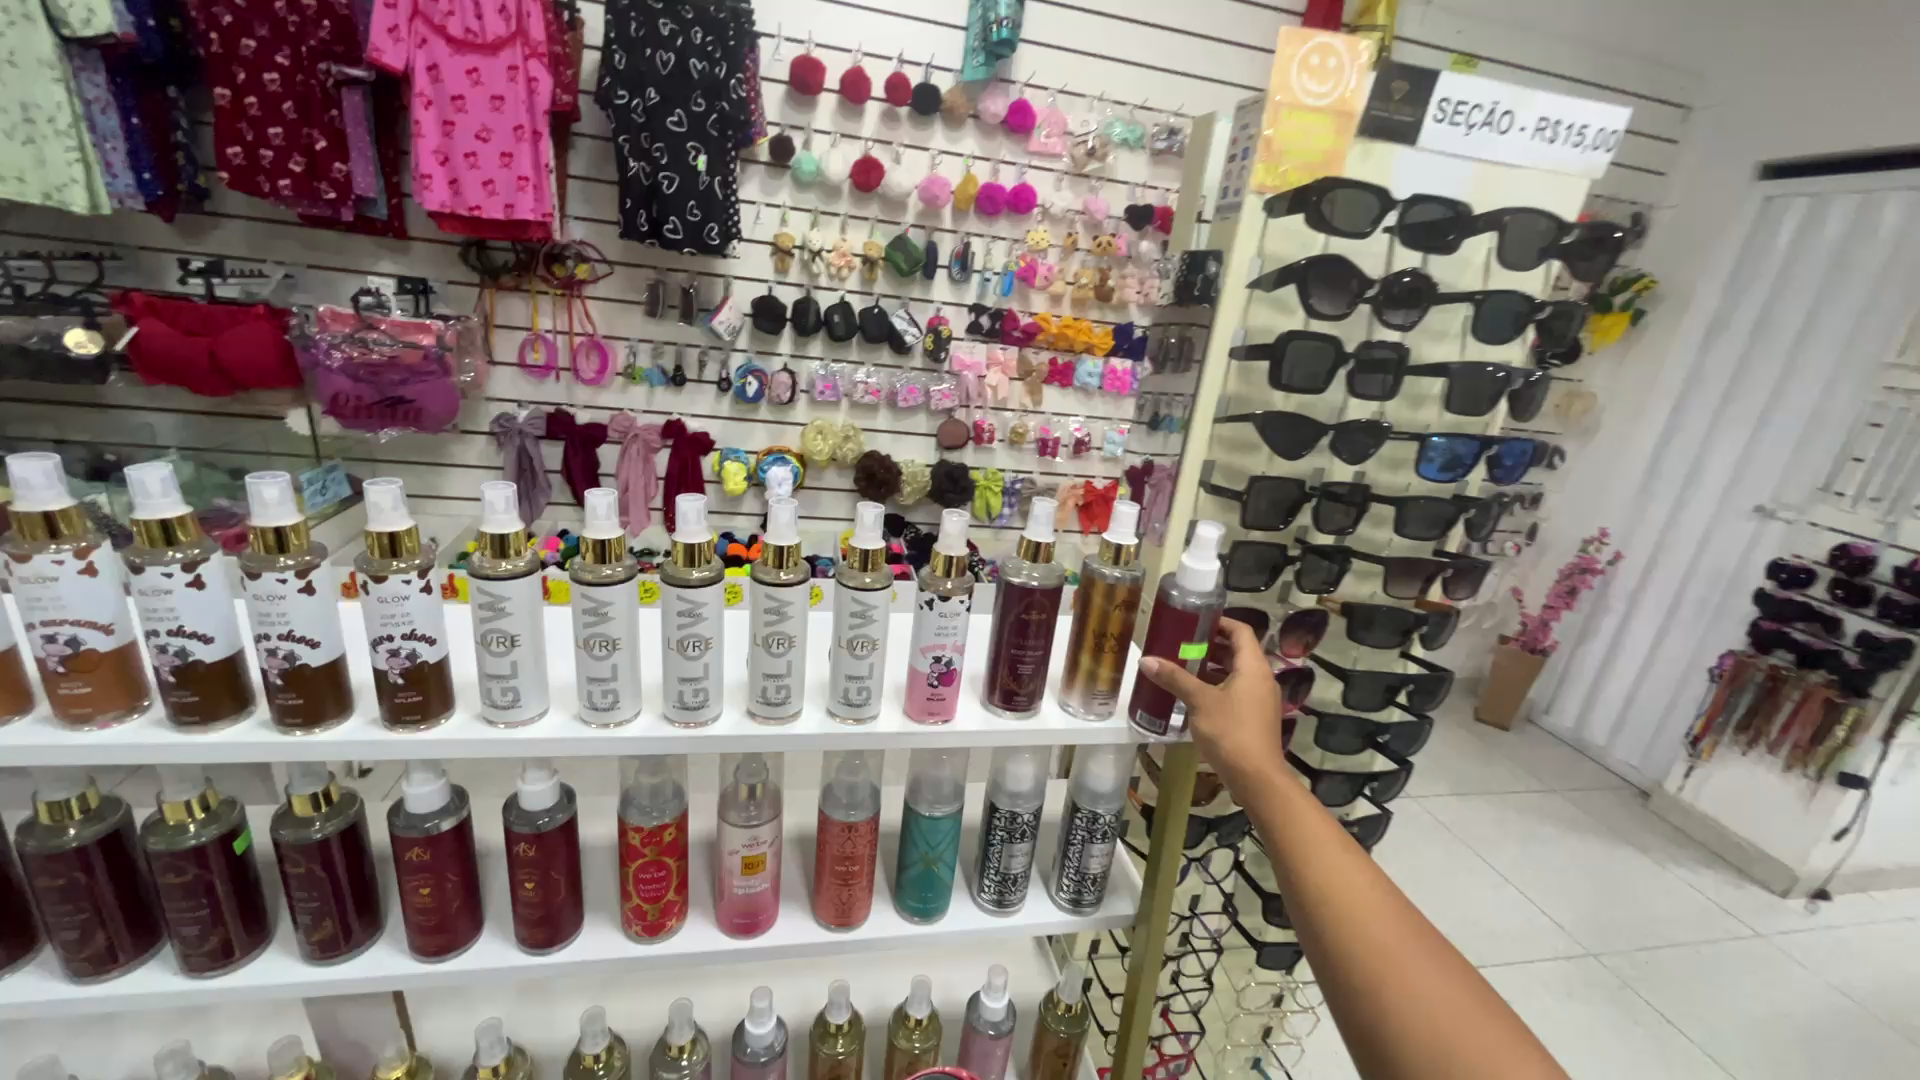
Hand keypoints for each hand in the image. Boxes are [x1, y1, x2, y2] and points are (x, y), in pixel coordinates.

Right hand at [1139, 617, 1288, 778]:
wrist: (1256, 778)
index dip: (1219, 622)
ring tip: (1181, 666)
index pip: (1240, 631)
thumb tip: (1146, 660)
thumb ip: (1174, 678)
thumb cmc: (1230, 732)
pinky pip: (1235, 691)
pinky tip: (1192, 695)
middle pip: (1237, 651)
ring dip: (1210, 668)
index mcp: (1253, 667)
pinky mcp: (1254, 717)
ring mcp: (1260, 700)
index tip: (1194, 620)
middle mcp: (1261, 679)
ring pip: (1235, 673)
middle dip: (1209, 645)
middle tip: (1180, 643)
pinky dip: (1215, 687)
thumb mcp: (1199, 701)